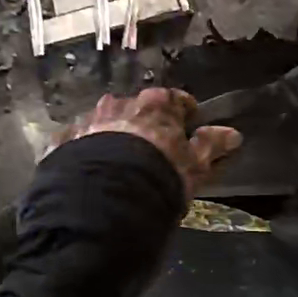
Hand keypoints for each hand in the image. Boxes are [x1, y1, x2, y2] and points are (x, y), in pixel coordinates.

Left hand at [65, 88, 241, 194]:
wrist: (103, 197)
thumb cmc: (160, 174)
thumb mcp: (196, 164)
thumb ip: (213, 145)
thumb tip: (233, 134)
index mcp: (157, 105)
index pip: (176, 98)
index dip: (185, 112)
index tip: (190, 126)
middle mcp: (121, 103)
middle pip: (139, 107)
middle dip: (148, 120)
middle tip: (155, 144)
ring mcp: (89, 120)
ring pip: (108, 120)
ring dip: (117, 132)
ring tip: (123, 157)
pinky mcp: (64, 140)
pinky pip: (81, 139)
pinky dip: (89, 147)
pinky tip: (96, 166)